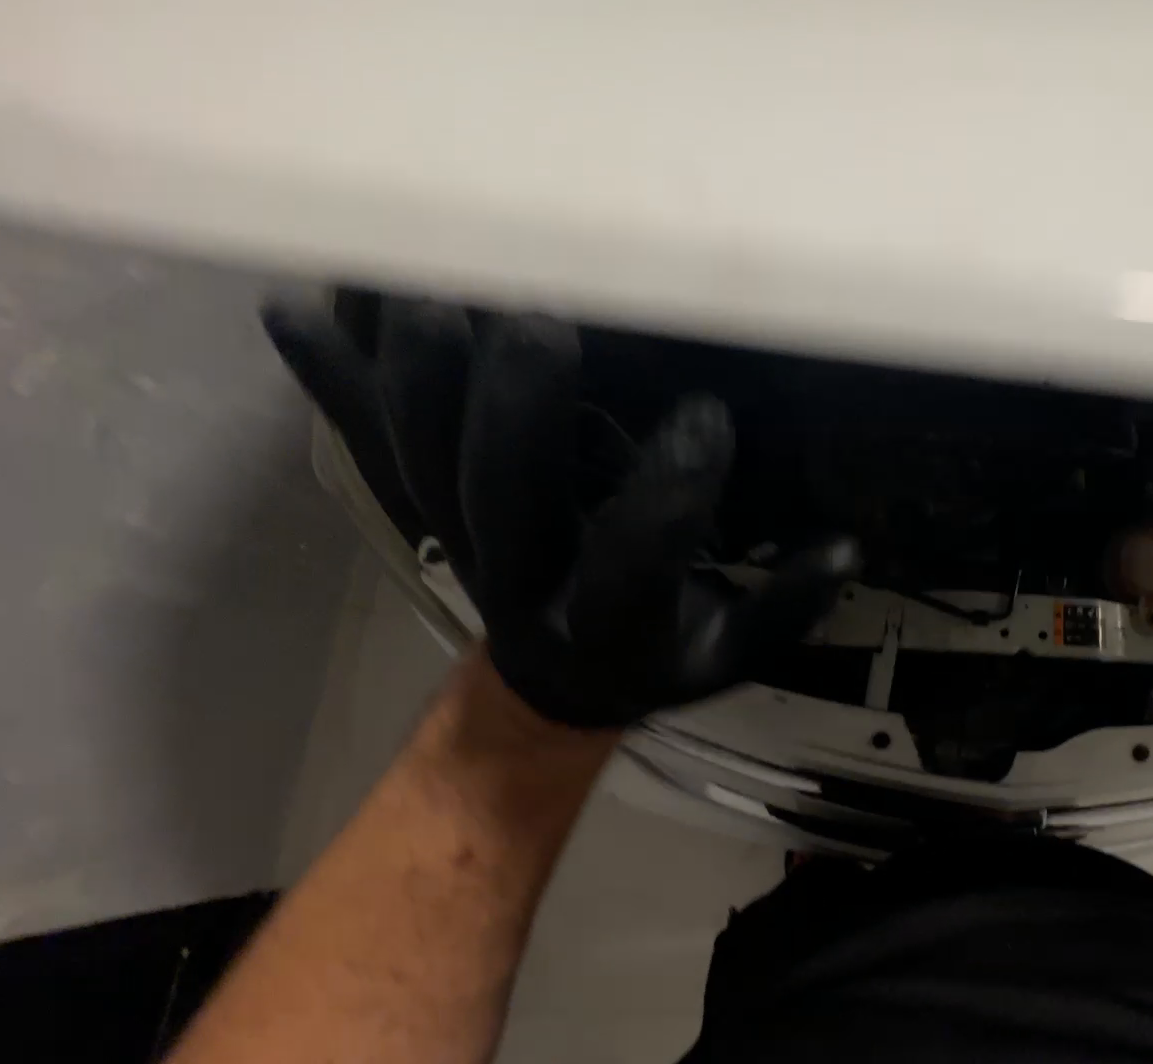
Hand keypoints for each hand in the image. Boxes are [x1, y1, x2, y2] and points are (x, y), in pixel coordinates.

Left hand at [262, 295, 859, 727]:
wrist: (556, 679)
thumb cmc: (654, 656)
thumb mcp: (728, 655)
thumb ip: (785, 609)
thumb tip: (848, 548)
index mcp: (610, 618)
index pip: (635, 561)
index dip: (667, 494)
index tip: (712, 420)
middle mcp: (523, 577)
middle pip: (498, 498)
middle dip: (514, 416)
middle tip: (542, 327)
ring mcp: (458, 539)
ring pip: (420, 461)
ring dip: (417, 383)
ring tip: (431, 294)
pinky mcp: (422, 509)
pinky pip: (368, 447)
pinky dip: (333, 382)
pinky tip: (304, 306)